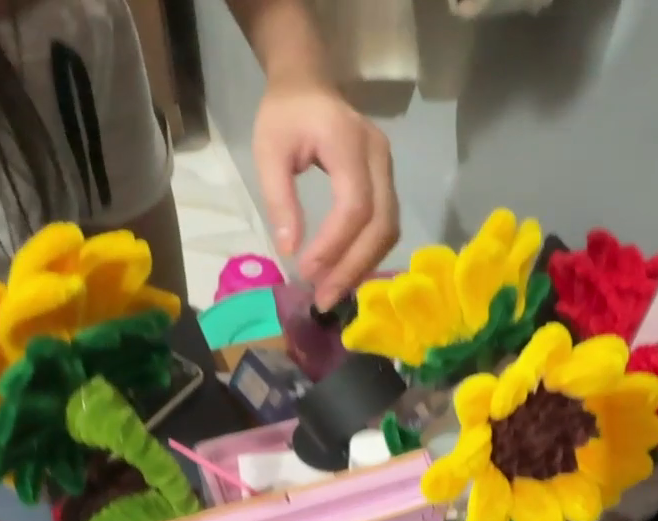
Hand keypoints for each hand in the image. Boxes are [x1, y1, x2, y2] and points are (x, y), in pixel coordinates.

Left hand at [252, 77, 397, 309]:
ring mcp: (389, 170)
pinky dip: (367, 256)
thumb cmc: (285, 116)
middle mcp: (379, 156)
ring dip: (362, 267)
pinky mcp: (388, 183)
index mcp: (348, 142)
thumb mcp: (269, 152)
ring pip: (389, 230)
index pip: (354, 205)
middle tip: (324, 298)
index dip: (334, 244)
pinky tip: (344, 273)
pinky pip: (386, 227)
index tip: (307, 271)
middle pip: (380, 224)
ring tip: (332, 292)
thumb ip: (279, 199)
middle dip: (353, 266)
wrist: (308, 86)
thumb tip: (290, 250)